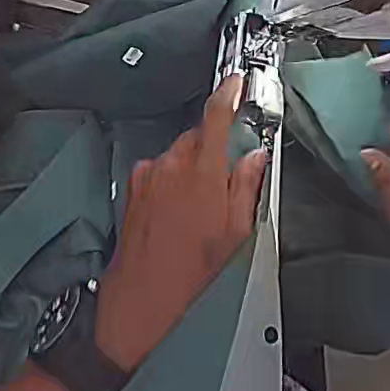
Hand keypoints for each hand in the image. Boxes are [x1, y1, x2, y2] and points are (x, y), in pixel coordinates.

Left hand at [96, 74, 268, 371]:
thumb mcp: (235, 235)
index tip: (237, 82)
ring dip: (194, 167)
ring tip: (201, 208)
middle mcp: (170, 167)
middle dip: (215, 147)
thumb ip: (247, 186)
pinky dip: (174, 180)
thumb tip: (255, 158)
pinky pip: (160, 170)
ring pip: (179, 154)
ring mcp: (147, 177)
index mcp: (201, 173)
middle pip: (198, 136)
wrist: (138, 308)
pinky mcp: (133, 190)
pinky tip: (179, 213)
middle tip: (228, 179)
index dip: (229, 93)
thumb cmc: (190, 277)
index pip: (216, 116)